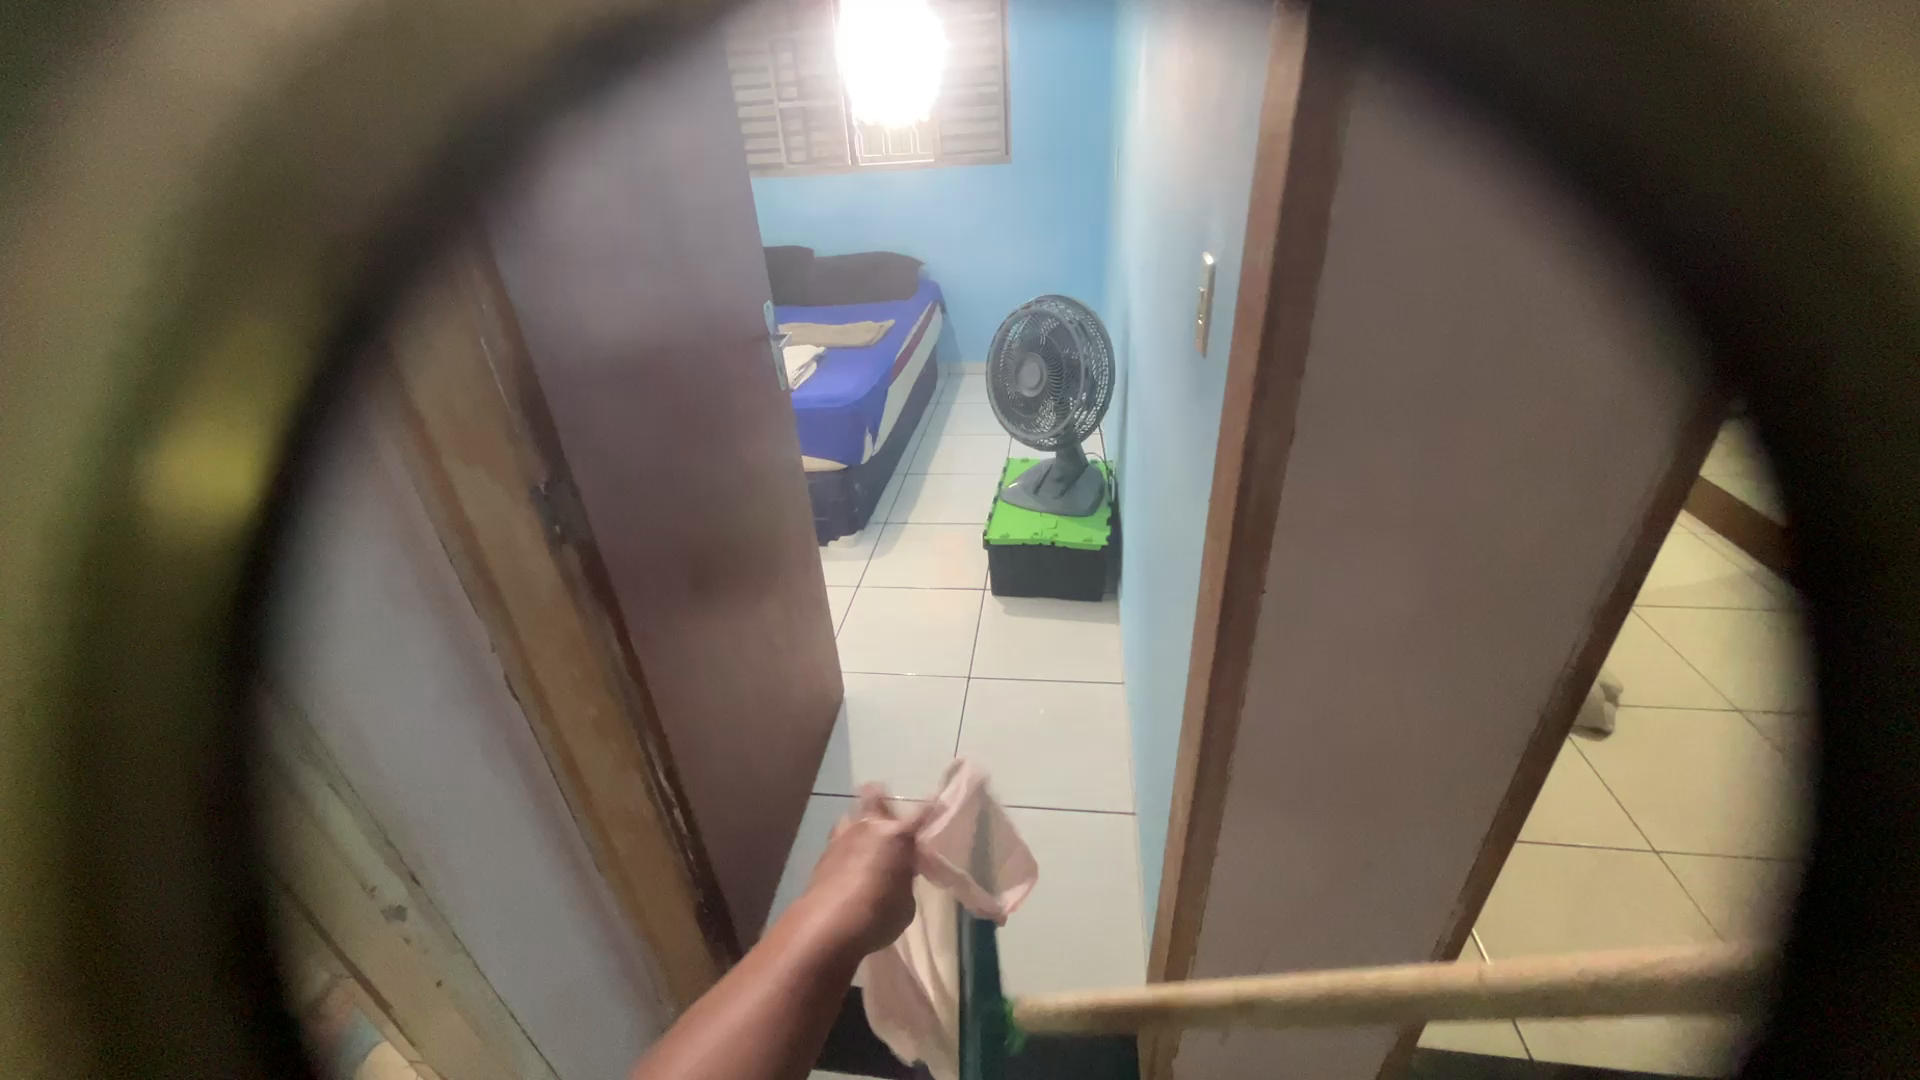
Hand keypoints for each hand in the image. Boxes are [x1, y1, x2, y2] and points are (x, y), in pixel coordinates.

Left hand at [786, 786, 929, 959]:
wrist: (827, 926)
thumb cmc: (878, 916)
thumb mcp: (905, 904)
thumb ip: (905, 880)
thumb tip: (899, 872)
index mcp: (898, 836)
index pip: (922, 814)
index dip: (932, 808)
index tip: (938, 802)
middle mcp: (871, 827)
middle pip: (875, 796)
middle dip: (881, 797)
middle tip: (887, 813)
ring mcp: (844, 836)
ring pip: (852, 815)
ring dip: (860, 823)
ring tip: (864, 838)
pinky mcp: (824, 852)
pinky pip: (839, 838)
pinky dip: (846, 845)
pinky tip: (848, 861)